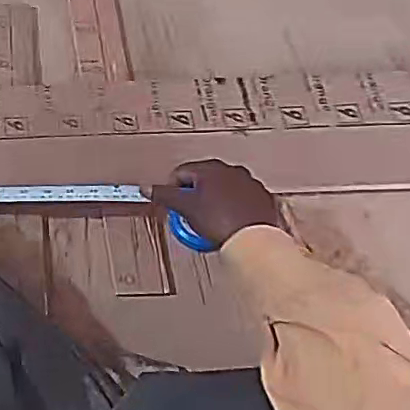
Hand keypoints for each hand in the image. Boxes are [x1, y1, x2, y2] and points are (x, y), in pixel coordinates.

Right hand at [146, 160, 282, 247]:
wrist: (252, 241)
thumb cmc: (219, 220)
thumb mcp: (183, 207)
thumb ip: (163, 195)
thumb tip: (147, 188)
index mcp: (210, 168)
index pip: (180, 173)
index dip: (173, 191)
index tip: (174, 205)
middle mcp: (231, 170)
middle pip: (201, 181)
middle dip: (193, 197)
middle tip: (189, 215)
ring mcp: (249, 183)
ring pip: (221, 190)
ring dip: (211, 203)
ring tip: (208, 222)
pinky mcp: (262, 199)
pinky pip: (239, 200)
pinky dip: (230, 208)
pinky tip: (227, 222)